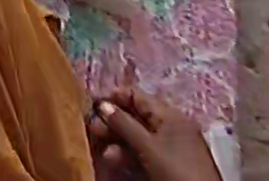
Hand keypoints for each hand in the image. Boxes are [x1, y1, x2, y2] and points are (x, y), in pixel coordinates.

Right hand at [88, 88, 221, 180]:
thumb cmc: (176, 172)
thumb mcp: (147, 147)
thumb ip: (123, 123)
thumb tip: (102, 104)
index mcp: (170, 115)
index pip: (136, 96)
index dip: (113, 97)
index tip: (92, 104)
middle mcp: (172, 127)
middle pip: (135, 116)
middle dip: (113, 122)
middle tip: (92, 129)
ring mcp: (173, 148)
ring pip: (139, 137)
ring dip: (118, 142)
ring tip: (102, 150)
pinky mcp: (172, 167)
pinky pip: (146, 153)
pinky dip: (130, 155)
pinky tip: (115, 162)